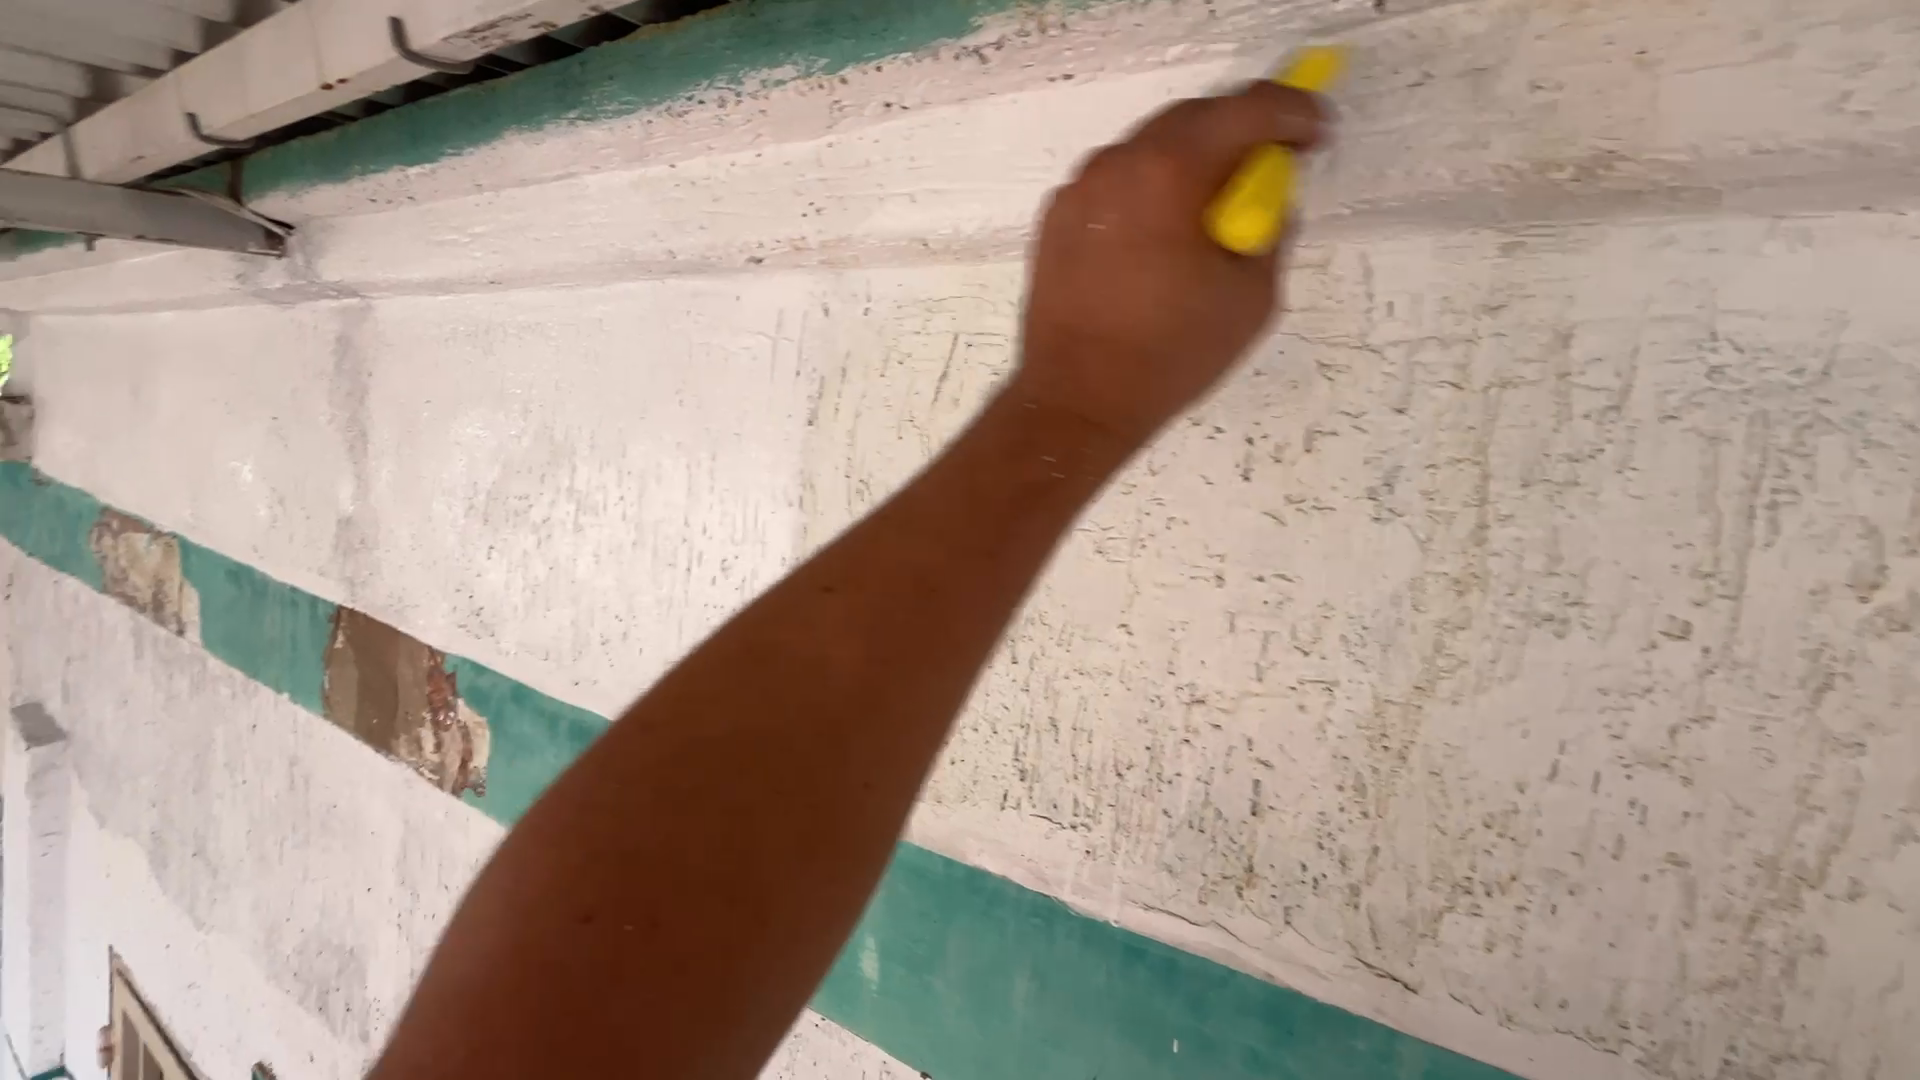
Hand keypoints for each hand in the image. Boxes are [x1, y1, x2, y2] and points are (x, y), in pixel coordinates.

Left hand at [1012, 82, 1327, 445]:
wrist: (1076, 403)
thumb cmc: (1169, 356)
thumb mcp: (1251, 297)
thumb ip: (1271, 230)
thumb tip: (1265, 202)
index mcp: (1170, 171)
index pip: (1247, 107)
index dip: (1294, 112)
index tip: (1317, 136)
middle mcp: (1116, 165)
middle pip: (1191, 119)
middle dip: (1239, 133)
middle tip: (1268, 170)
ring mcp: (1077, 192)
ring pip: (1146, 151)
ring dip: (1188, 164)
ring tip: (1210, 210)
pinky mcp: (1053, 223)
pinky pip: (1113, 187)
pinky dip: (1145, 194)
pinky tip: (1157, 239)